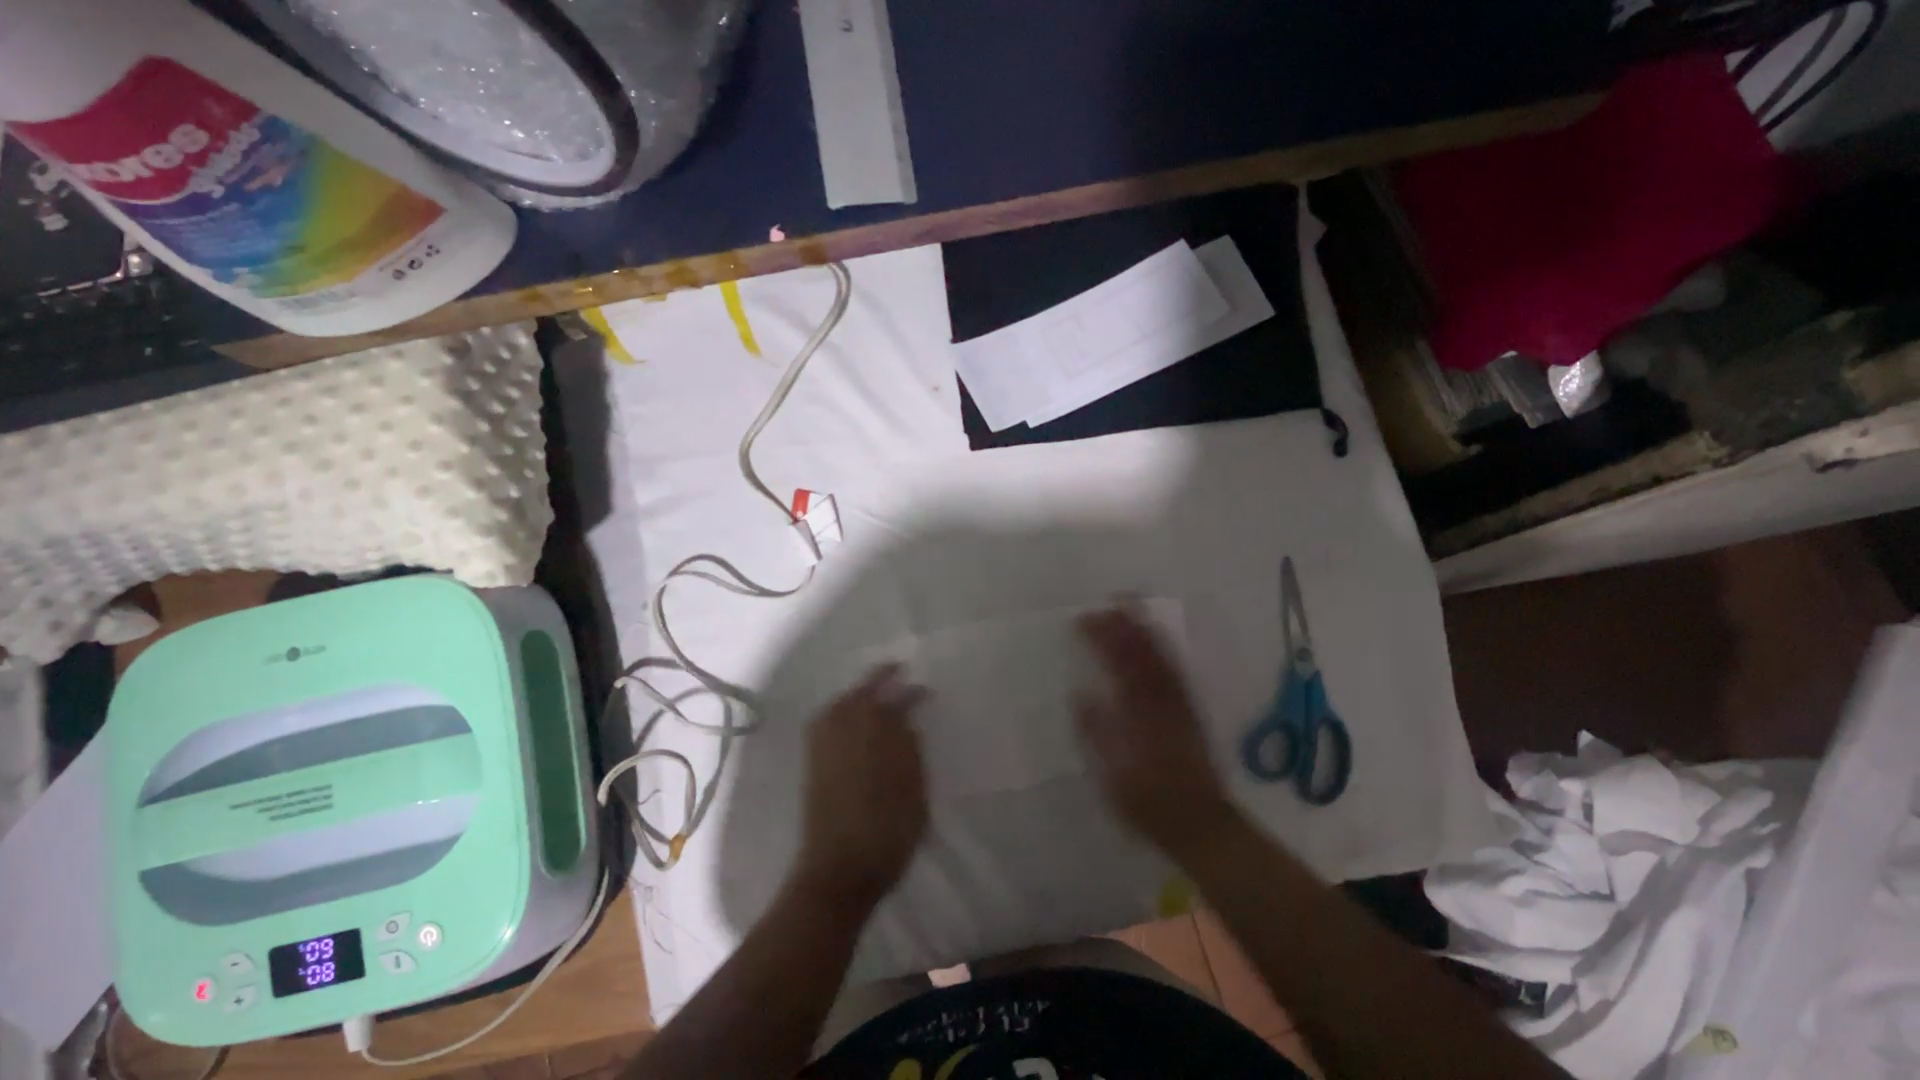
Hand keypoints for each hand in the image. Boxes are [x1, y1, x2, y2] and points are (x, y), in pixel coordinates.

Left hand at [792, 665, 930, 909]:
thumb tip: (904, 718)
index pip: (888, 696)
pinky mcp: (812, 769)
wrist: (838, 872)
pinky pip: (829, 726)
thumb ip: (909, 747)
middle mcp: (837, 730)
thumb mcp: (913, 788)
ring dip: (858, 698)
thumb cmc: (885, 830)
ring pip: (839, 709)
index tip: (924, 687)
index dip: (908, 690)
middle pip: (857, 695)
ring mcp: (819, 749)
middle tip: (897, 677)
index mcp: (867, 730)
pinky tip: (858, 728)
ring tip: (879, 699)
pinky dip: (844, 717)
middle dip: (876, 683)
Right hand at [1075, 604, 1240, 857]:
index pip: (1120, 663)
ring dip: (1147, 630)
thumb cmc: (1149, 804)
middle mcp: (1163, 702)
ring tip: (1131, 609)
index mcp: (1140, 713)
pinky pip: (1176, 670)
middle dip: (1126, 624)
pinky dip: (1163, 649)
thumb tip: (1081, 696)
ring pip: (1164, 657)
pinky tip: (1155, 643)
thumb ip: (1098, 734)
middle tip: (1108, 601)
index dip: (1103, 637)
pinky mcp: (1191, 713)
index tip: (1083, 618)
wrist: (1200, 824)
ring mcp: (1181, 705)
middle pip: (1145, 653)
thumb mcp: (1113, 775)